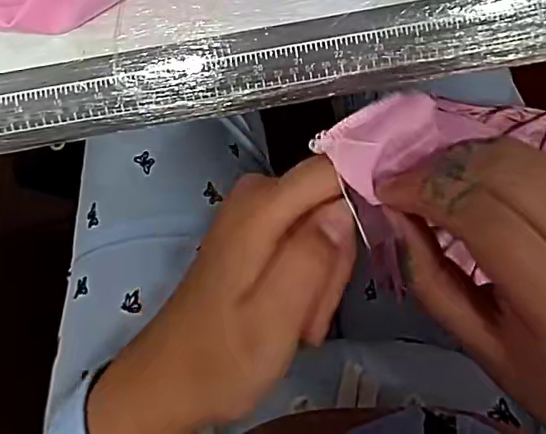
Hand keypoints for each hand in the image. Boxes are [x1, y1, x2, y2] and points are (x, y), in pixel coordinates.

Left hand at [88, 155, 357, 433]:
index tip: (373, 243)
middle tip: (313, 310)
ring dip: (322, 275)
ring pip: (322, 223)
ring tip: (299, 318)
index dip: (361, 196)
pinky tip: (290, 310)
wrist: (172, 377)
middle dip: (334, 258)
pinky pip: (305, 236)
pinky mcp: (257, 225)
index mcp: (262, 205)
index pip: (332, 168)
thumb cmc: (220, 356)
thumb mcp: (274, 318)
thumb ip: (313, 258)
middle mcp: (259, 192)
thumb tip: (343, 209)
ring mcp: (256, 207)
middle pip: (329, 201)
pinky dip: (307, 276)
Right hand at [379, 139, 545, 433]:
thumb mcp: (481, 346)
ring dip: (461, 155)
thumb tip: (394, 212)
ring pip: (514, 153)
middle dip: (439, 167)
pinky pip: (530, 158)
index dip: (428, 192)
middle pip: (500, 172)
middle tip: (404, 182)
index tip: (388, 192)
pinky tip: (464, 175)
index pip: (486, 219)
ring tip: (430, 177)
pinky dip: (486, 156)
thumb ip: (429, 278)